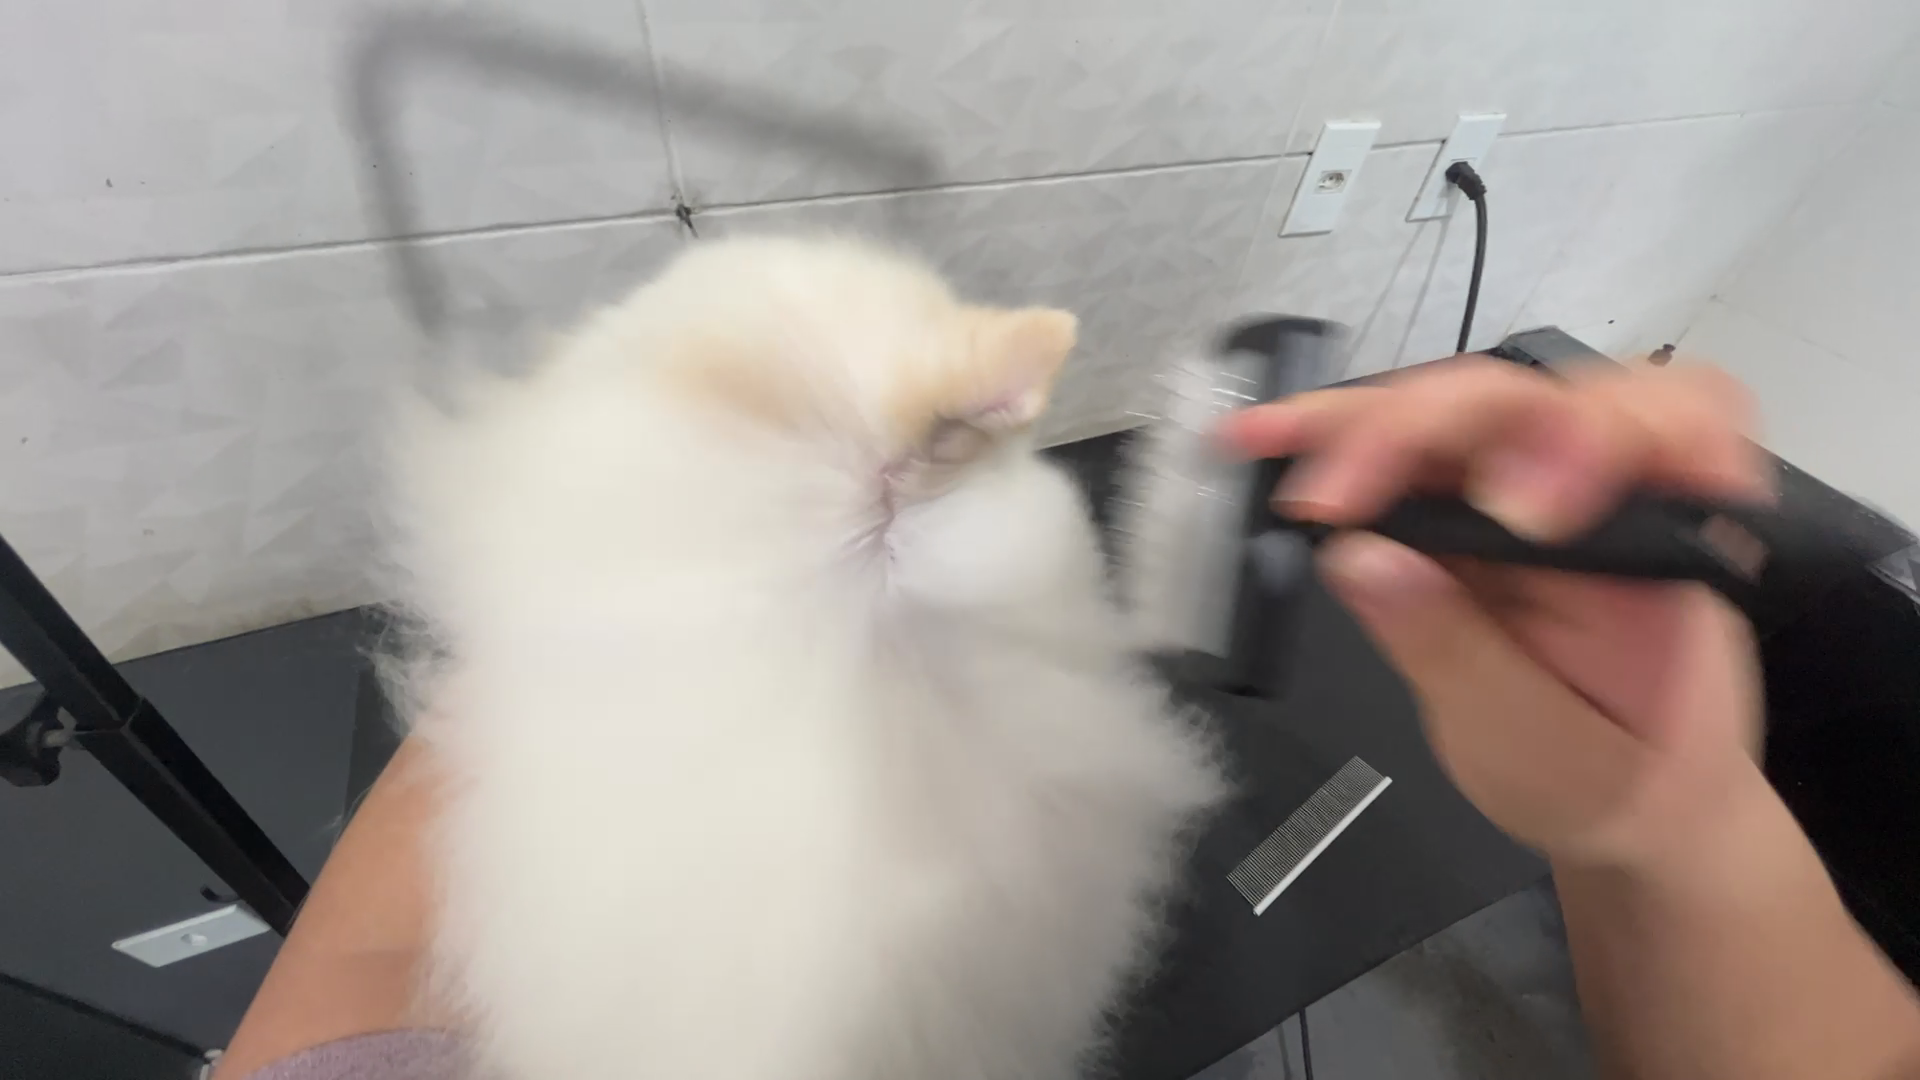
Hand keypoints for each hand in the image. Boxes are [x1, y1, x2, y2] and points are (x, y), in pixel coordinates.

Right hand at [1222, 358, 1772, 872]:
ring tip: (1257, 436)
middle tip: (1322, 495)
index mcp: (1660, 538)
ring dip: (1346, 422)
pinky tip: (1261, 443)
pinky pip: (1388, 453)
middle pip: (1514, 404)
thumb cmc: (1605, 779)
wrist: (1607, 794)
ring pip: (1438, 412)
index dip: (1578, 441)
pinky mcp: (1449, 504)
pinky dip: (1321, 443)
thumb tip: (1353, 553)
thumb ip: (1453, 646)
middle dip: (1411, 435)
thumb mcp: (1536, 736)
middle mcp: (1592, 488)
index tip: (1508, 512)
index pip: (1651, 431)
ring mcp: (1510, 487)